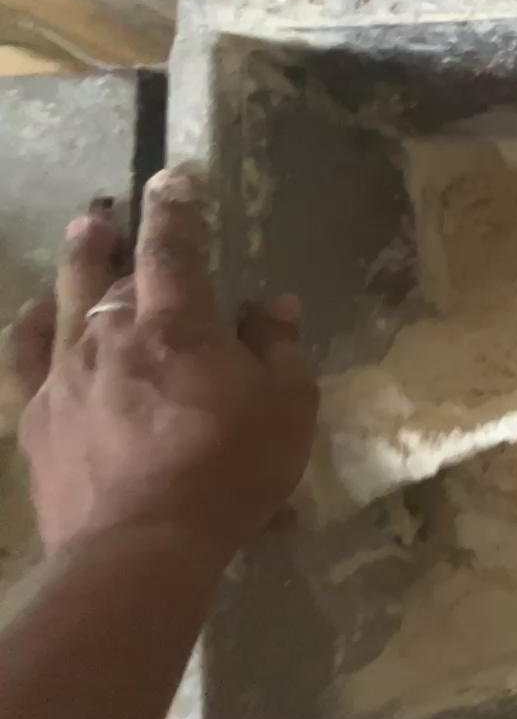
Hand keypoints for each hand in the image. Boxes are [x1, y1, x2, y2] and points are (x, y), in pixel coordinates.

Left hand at [6, 169, 318, 558]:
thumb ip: (276, 344)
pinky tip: (32, 310)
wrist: (144, 542)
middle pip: (112, 274)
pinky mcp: (36, 417)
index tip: (178, 176)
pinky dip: (29, 323)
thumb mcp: (288, 400)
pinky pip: (25, 355)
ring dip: (77, 265)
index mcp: (180, 330)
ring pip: (66, 305)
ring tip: (80, 232)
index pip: (177, 254)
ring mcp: (65, 378)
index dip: (179, 211)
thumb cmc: (236, 463)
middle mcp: (112, 340)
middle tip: (116, 203)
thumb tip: (270, 303)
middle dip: (120, 234)